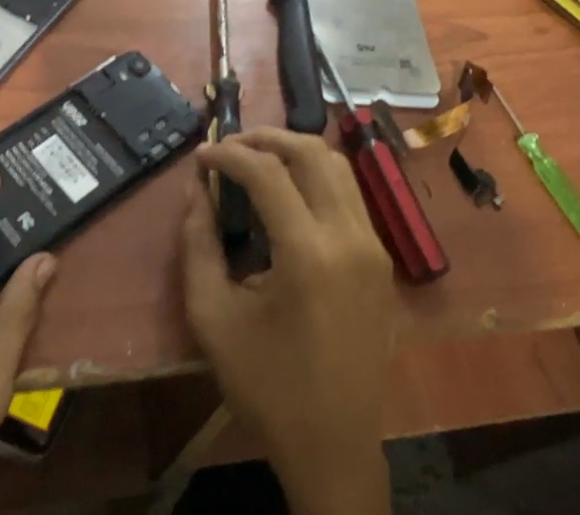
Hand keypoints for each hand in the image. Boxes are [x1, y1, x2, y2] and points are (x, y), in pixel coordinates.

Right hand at [181, 128, 395, 514]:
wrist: (333, 442)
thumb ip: (198, 245)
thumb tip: (198, 191)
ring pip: (340, 168)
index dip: (229, 154)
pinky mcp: (381, 261)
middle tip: (230, 145)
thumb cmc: (266, 385)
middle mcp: (351, 237)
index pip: (268, 172)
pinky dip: (318, 179)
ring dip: (296, 153)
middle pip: (314, 153)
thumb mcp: (212, 317)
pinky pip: (351, 197)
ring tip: (256, 160)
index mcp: (309, 253)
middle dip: (268, 138)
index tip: (201, 156)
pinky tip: (288, 194)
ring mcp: (374, 247)